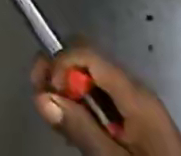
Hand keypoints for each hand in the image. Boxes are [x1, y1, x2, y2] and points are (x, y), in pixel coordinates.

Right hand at [31, 45, 180, 155]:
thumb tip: (41, 97)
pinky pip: (103, 99)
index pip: (86, 53)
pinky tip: (79, 128)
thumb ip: (80, 128)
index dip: (60, 64)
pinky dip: (84, 106)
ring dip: (69, 92)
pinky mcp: (139, 122)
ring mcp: (139, 106)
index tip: (46, 91)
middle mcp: (137, 91)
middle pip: (88, 61)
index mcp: (135, 94)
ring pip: (92, 80)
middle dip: (59, 73)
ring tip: (59, 119)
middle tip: (42, 98)